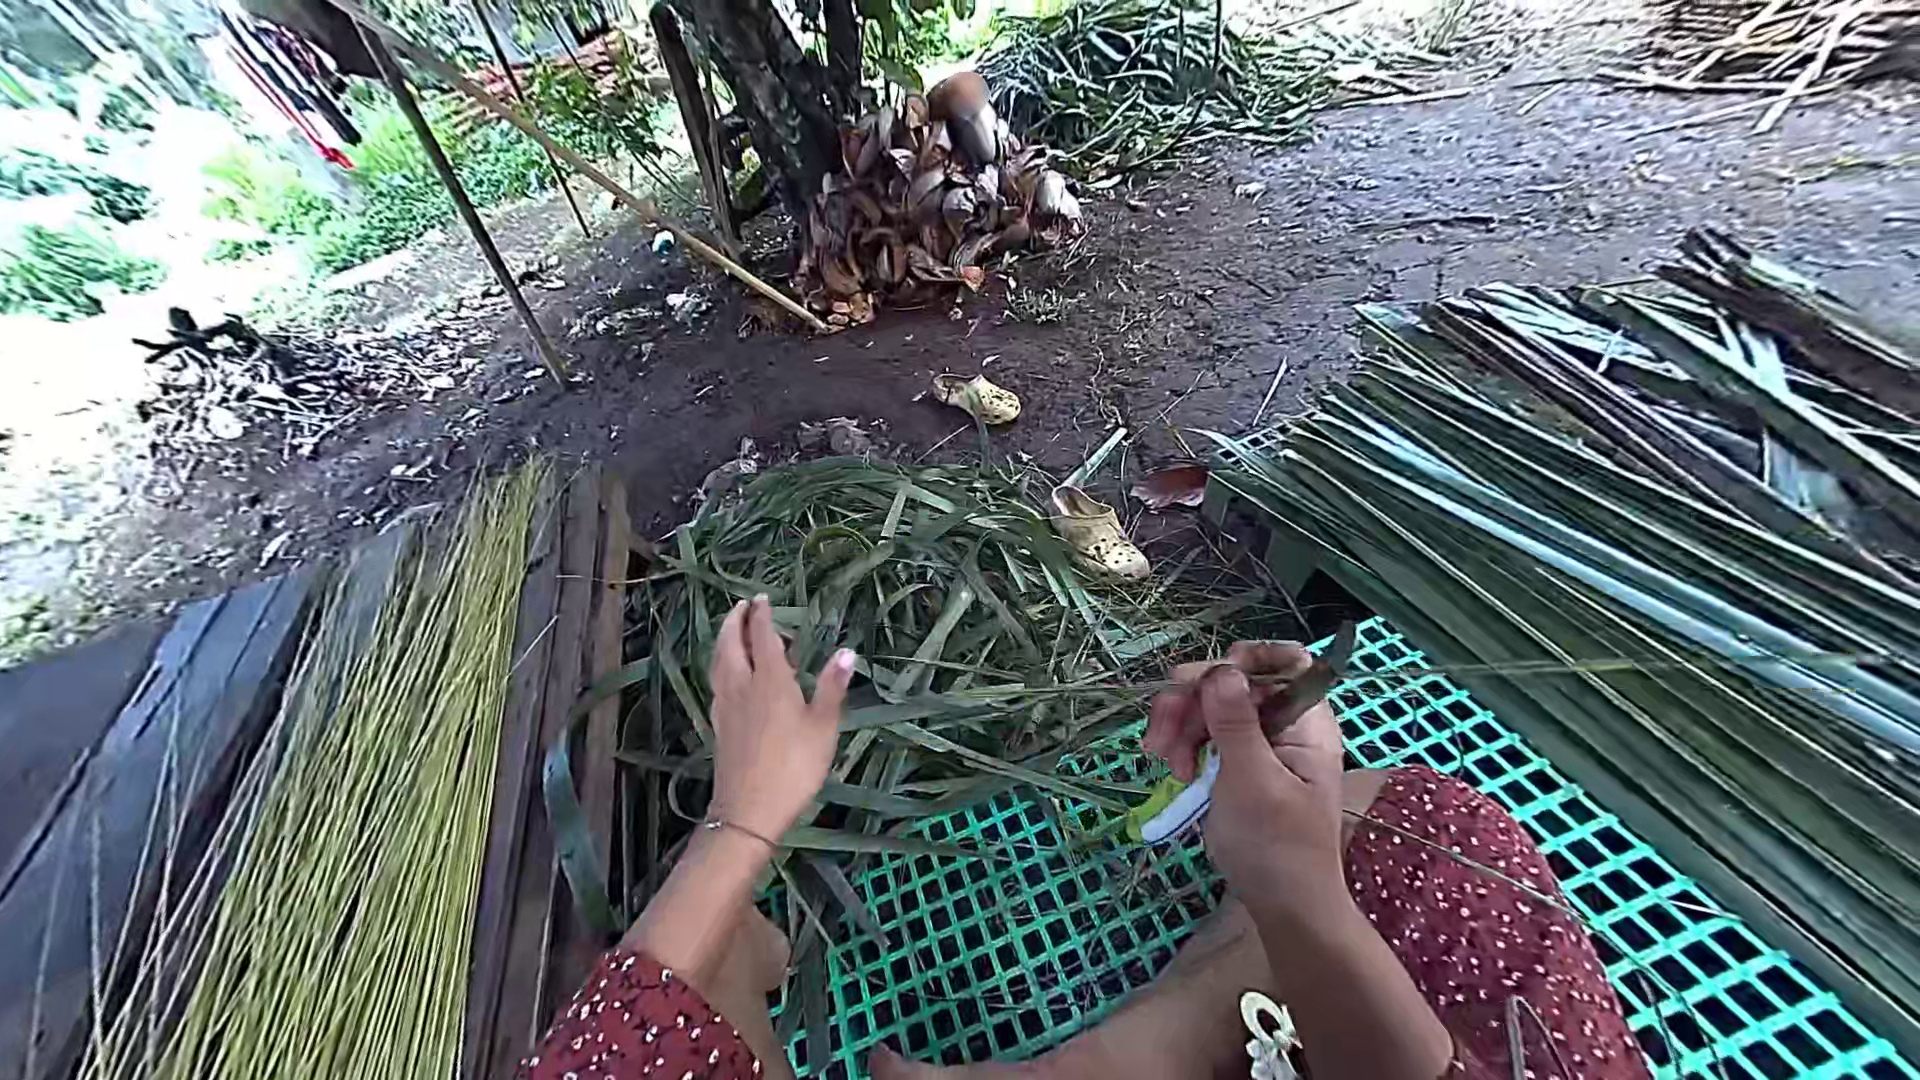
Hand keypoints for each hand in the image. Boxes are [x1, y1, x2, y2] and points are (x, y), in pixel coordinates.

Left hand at [707, 595, 855, 841]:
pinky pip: (717, 681)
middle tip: (742, 606)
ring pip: (719, 662)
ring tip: (731, 631)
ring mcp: (726, 706)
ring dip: (724, 640)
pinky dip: (722, 664)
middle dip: (735, 621)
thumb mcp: (823, 726)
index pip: (762, 637)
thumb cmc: (794, 766)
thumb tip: (847, 651)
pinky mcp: (718, 724)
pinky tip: (729, 674)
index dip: (762, 616)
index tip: (762, 599)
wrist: (748, 811)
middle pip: (731, 644)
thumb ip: (832, 686)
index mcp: (770, 680)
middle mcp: (742, 685)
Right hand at [1143, 642, 1347, 919]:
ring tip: (1164, 761)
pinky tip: (1170, 766)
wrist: (1279, 904)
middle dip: (1191, 700)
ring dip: (1176, 724)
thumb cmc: (1277, 846)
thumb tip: (1222, 669)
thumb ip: (1236, 723)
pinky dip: (1177, 741)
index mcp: (1304, 721)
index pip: (1286, 661)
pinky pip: (1197, 728)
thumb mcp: (1252, 781)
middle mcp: (1279, 720)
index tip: (1208, 680)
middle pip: (1229, 679)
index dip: (1247, 658)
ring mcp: (1253, 737)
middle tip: (1163, 732)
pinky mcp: (1230, 755)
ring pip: (1205, 702)